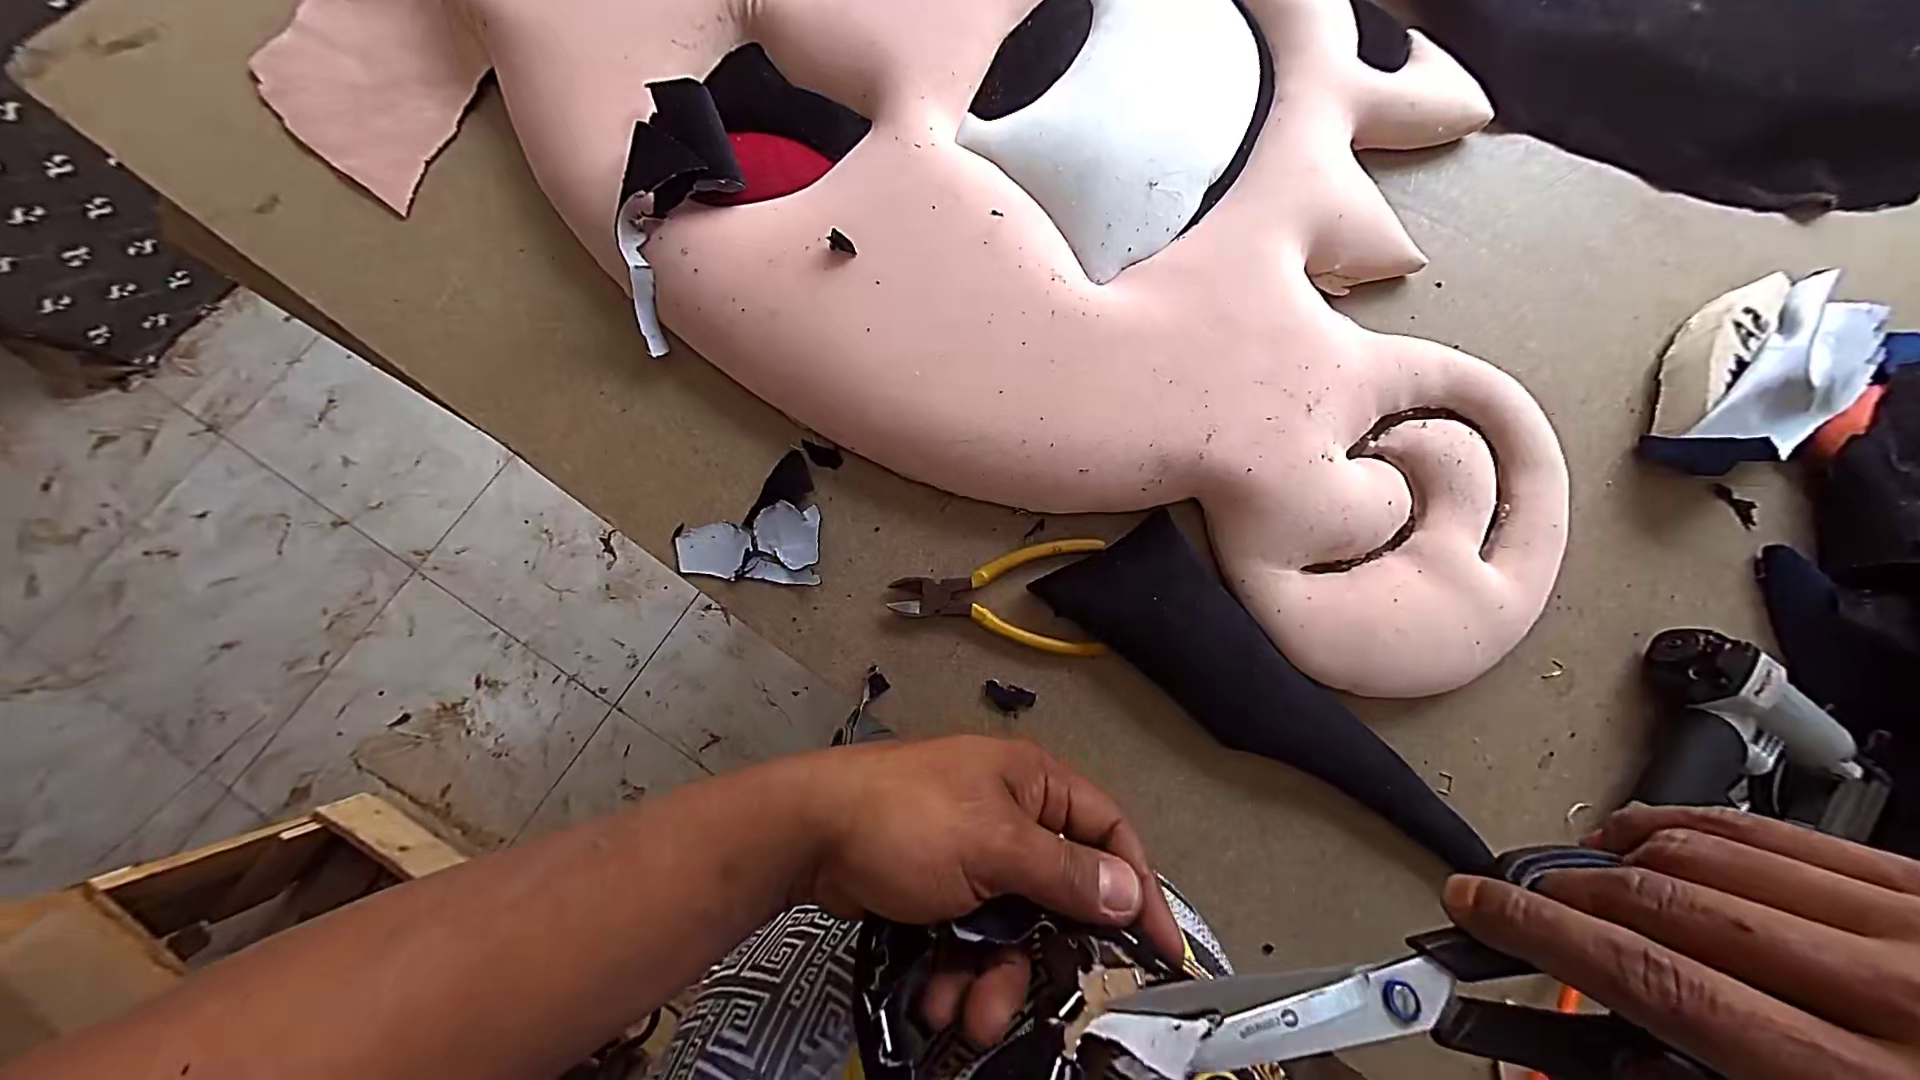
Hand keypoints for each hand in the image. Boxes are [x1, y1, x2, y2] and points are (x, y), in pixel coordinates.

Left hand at [778, 735, 1181, 1045]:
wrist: (812, 832)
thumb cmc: (907, 818)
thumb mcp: (992, 844)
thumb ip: (1063, 871)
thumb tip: (1128, 891)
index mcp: (1033, 783)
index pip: (1107, 830)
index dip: (1136, 884)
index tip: (1161, 947)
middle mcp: (1011, 815)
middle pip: (1058, 896)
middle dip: (1043, 956)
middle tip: (1027, 999)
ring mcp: (976, 854)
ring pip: (1015, 929)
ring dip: (995, 978)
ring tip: (966, 1011)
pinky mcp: (944, 888)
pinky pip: (974, 938)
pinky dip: (961, 971)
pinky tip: (936, 994)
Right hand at [1444, 804, 1919, 1078]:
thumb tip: (1598, 1048)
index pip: (1647, 973)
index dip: (1535, 929)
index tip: (1475, 904)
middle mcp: (1907, 998)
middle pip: (1662, 902)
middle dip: (1559, 892)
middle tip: (1511, 894)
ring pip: (1705, 853)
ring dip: (1610, 855)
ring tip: (1572, 867)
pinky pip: (1778, 836)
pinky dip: (1686, 829)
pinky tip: (1649, 839)